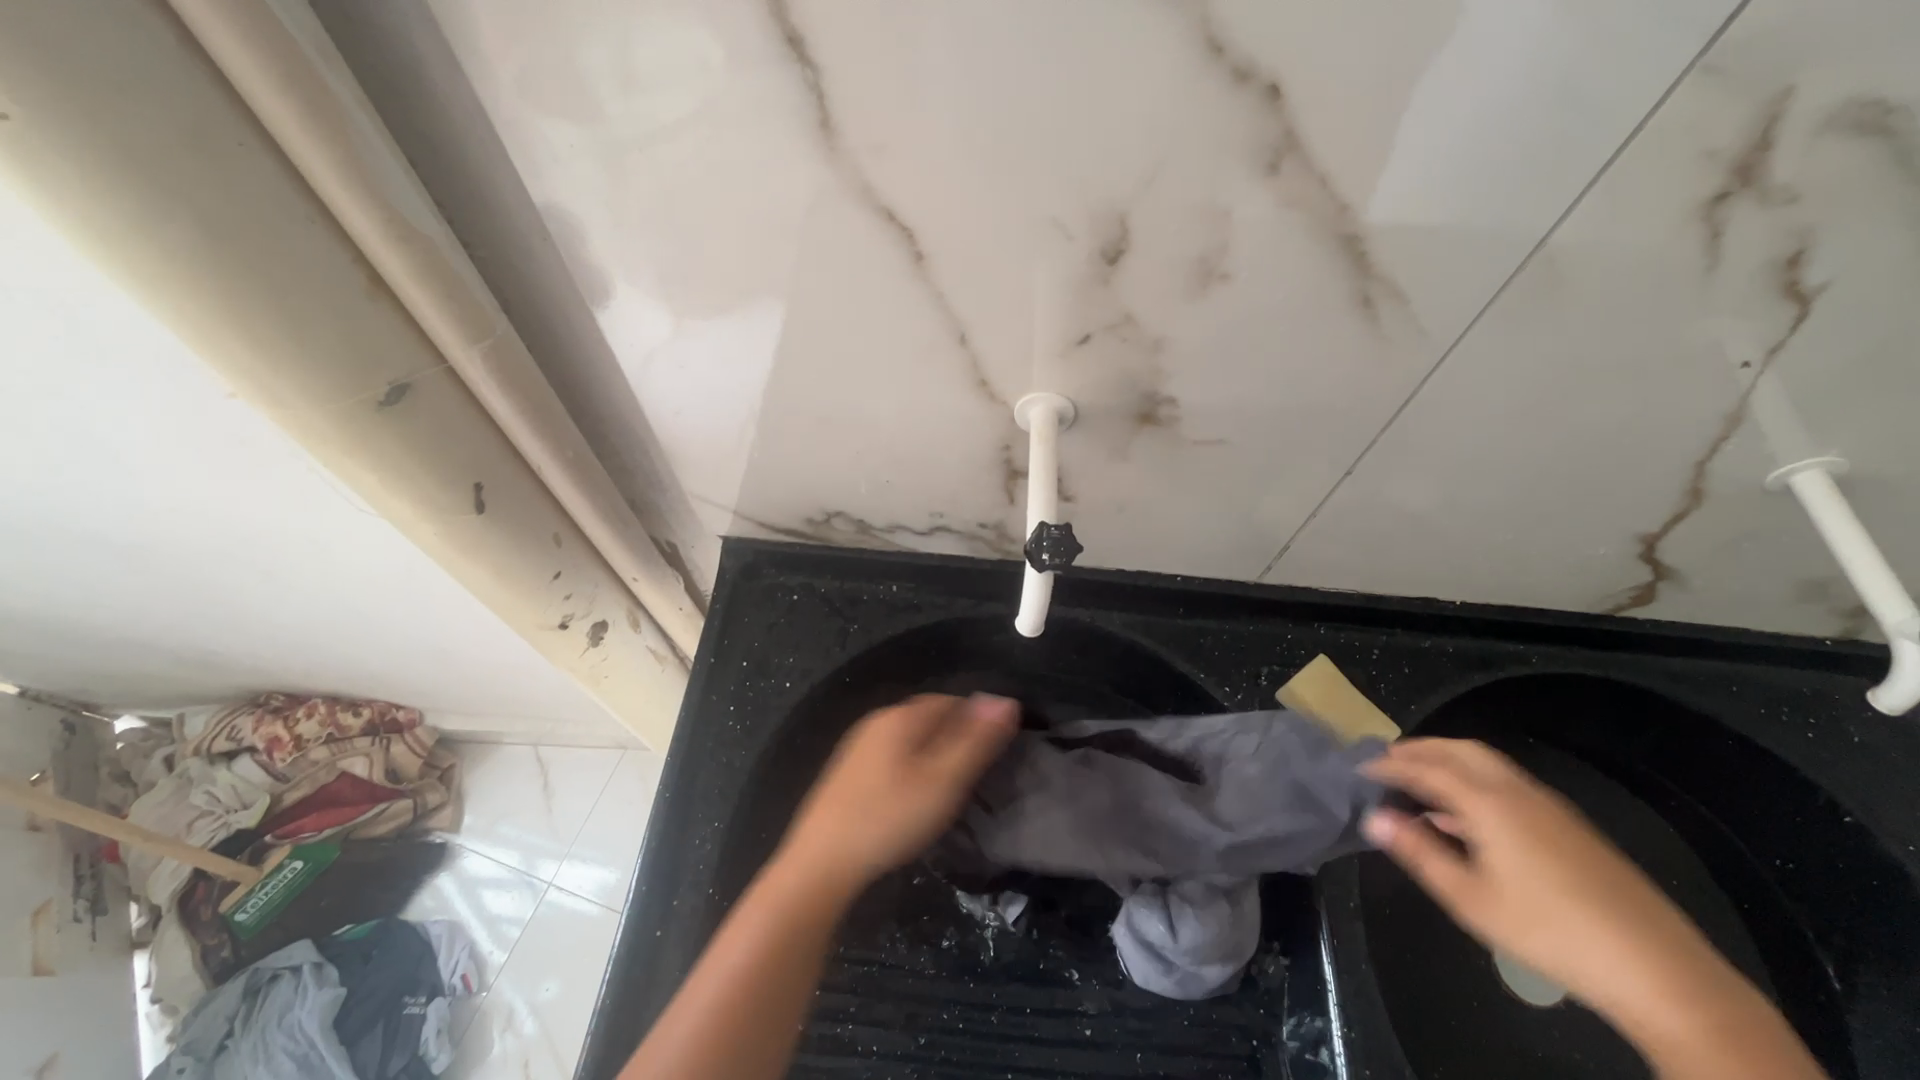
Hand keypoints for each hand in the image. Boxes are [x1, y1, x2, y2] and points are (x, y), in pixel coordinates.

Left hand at [778, 693, 1018, 893]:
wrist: (822, 862)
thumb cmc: (889, 819)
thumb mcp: (944, 781)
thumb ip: (976, 741)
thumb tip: (1005, 701)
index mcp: (901, 716)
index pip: (953, 700)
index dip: (979, 721)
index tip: (996, 753)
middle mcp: (877, 721)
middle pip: (929, 717)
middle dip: (957, 736)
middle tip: (977, 773)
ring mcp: (858, 746)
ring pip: (910, 738)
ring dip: (934, 754)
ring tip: (951, 788)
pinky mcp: (848, 772)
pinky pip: (892, 756)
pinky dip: (912, 768)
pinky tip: (914, 798)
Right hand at [1359, 738, 1722, 1018]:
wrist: (1652, 965)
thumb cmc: (1547, 930)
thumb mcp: (1469, 898)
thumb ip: (1419, 852)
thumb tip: (1375, 818)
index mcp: (1490, 803)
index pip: (1427, 767)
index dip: (1389, 764)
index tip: (1358, 768)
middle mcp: (1519, 792)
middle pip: (1461, 750)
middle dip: (1420, 749)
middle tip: (1385, 762)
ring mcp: (1549, 807)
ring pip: (1488, 765)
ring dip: (1448, 763)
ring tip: (1416, 783)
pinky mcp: (1568, 826)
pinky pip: (1507, 785)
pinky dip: (1473, 782)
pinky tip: (1463, 818)